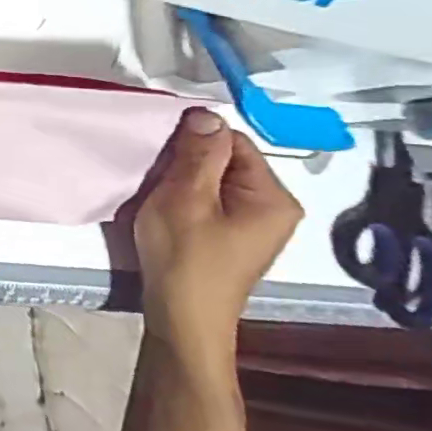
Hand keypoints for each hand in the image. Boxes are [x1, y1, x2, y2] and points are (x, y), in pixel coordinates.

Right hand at [133, 108, 303, 352]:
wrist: (181, 316)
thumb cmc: (184, 255)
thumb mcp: (185, 197)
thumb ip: (198, 154)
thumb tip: (206, 114)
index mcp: (273, 196)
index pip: (233, 142)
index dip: (194, 141)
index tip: (161, 154)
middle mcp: (274, 207)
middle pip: (226, 161)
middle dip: (187, 162)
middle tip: (157, 177)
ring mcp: (256, 225)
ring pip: (214, 181)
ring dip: (183, 181)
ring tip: (159, 194)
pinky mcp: (235, 237)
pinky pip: (211, 200)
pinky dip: (186, 198)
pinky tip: (168, 210)